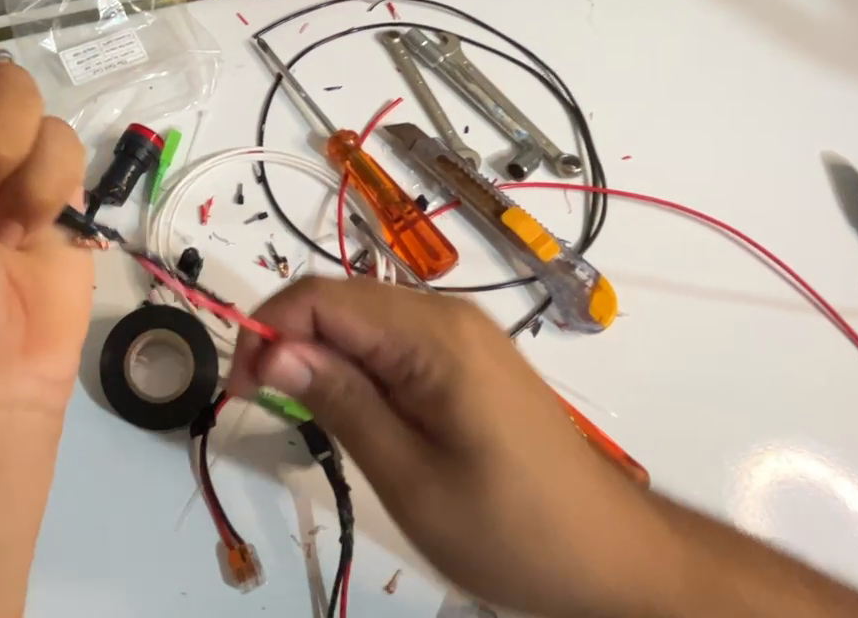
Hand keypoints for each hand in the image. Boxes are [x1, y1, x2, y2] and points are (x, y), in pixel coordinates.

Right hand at [226, 277, 670, 617]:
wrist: (617, 560)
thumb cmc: (514, 531)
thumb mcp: (411, 479)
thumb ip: (340, 403)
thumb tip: (270, 352)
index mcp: (431, 336)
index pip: (319, 298)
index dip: (265, 331)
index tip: (240, 391)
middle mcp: (443, 314)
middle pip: (336, 299)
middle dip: (285, 340)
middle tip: (260, 404)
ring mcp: (457, 330)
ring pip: (358, 316)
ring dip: (316, 352)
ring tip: (304, 410)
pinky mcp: (463, 352)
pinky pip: (387, 337)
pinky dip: (351, 362)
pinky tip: (349, 405)